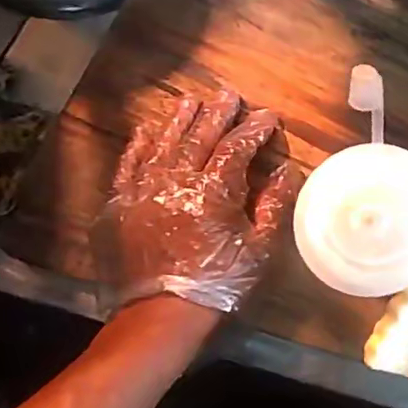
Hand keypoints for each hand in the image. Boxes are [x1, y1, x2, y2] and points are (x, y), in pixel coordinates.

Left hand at [104, 88, 303, 312]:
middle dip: (217, 113)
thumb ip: (274, 204)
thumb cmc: (218, 280)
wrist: (161, 312)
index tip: (268, 116)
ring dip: (179, 119)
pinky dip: (140, 145)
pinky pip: (129, 164)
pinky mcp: (120, 203)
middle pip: (200, 137)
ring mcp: (144, 189)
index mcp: (215, 191)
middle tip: (228, 94)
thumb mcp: (259, 248)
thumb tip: (286, 170)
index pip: (237, 147)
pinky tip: (149, 130)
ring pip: (164, 143)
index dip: (254, 129)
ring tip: (190, 100)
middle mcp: (178, 180)